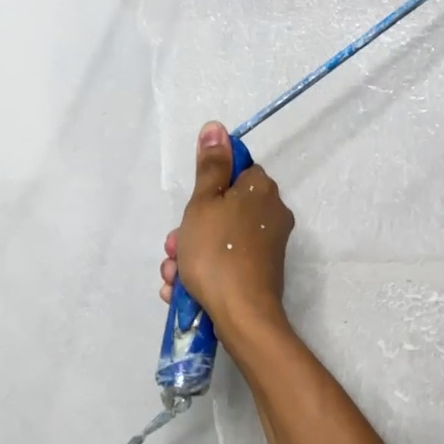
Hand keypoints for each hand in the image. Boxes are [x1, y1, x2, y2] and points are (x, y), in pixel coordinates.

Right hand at [159, 121, 295, 338]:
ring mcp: (266, 249)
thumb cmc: (217, 254)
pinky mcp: (258, 277)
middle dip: (189, 232)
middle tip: (174, 249)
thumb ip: (209, 167)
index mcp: (260, 190)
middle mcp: (270, 215)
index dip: (208, 189)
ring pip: (218, 243)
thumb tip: (216, 128)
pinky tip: (181, 292)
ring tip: (172, 277)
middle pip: (222, 212)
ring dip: (188, 258)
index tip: (190, 209)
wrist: (242, 315)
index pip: (235, 173)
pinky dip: (201, 276)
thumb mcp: (203, 203)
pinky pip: (224, 267)